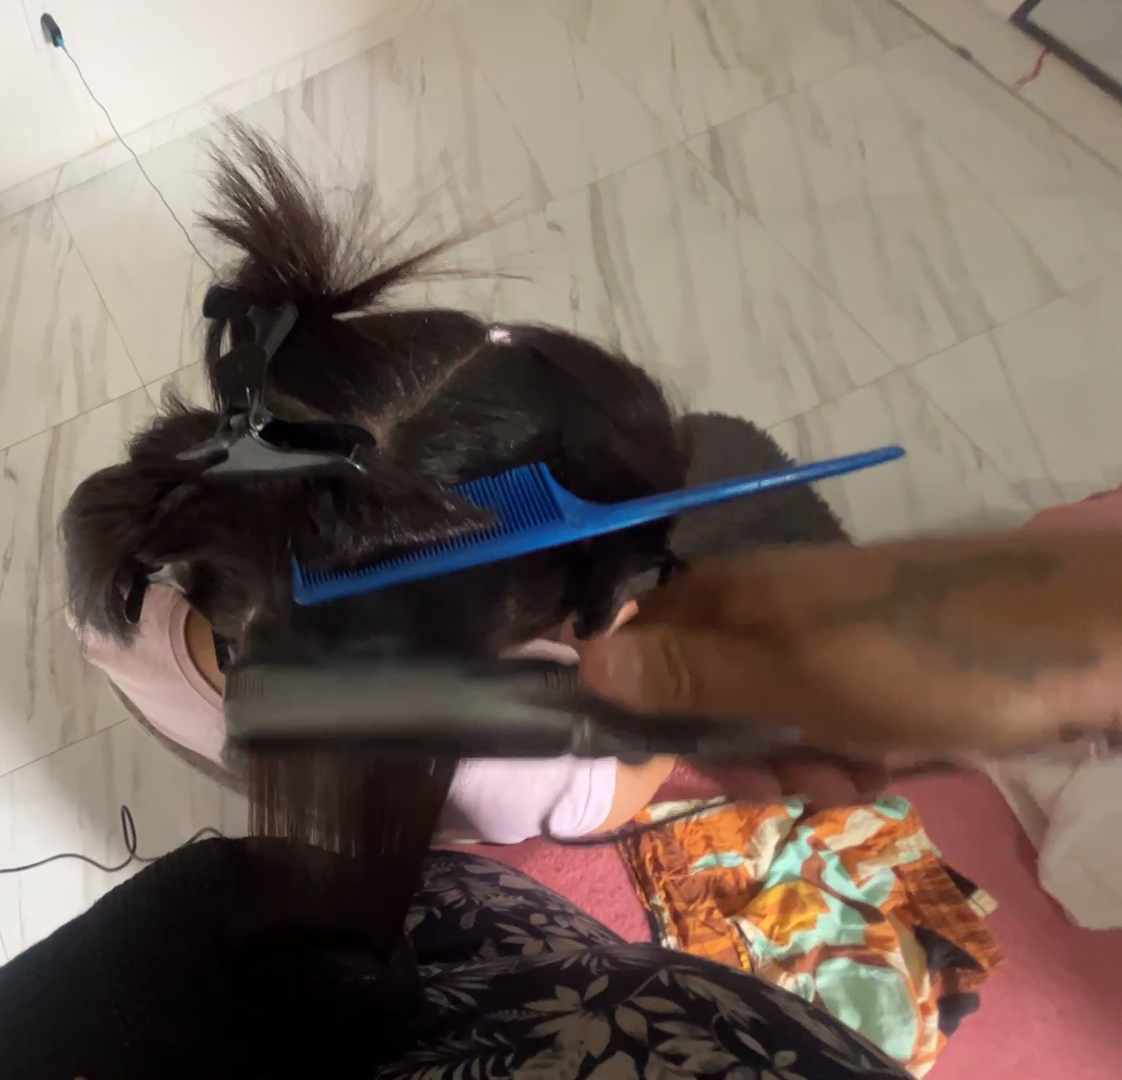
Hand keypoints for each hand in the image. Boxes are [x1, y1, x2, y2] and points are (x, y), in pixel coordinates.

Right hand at [576, 532, 1121, 801]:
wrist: (1099, 636)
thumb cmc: (927, 659)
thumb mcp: (792, 678)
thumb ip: (682, 675)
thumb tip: (576, 661)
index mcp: (713, 597)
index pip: (627, 651)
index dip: (632, 708)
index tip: (666, 762)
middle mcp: (742, 610)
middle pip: (686, 688)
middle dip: (723, 747)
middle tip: (771, 786)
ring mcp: (798, 634)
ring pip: (749, 710)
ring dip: (782, 758)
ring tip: (840, 783)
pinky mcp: (848, 660)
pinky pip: (805, 712)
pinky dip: (828, 749)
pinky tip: (870, 769)